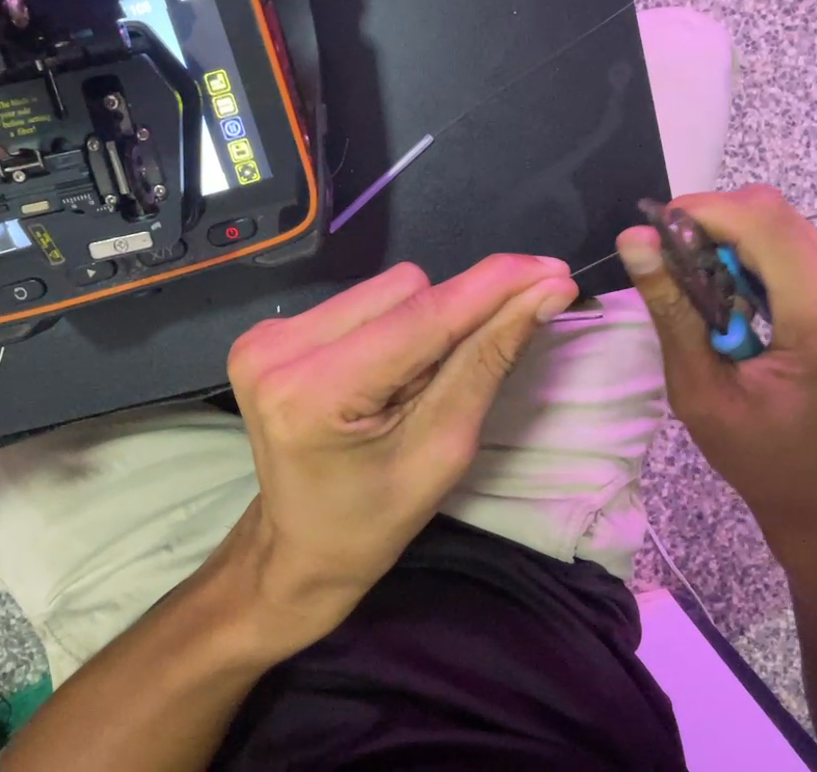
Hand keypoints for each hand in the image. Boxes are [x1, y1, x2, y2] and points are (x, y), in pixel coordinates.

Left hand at [222, 255, 578, 639]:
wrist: (299, 545)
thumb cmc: (375, 518)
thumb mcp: (445, 448)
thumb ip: (489, 360)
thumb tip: (545, 291)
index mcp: (315, 393)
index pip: (422, 317)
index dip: (492, 287)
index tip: (552, 270)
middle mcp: (277, 350)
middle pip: (404, 289)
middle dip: (448, 321)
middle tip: (444, 382)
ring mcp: (264, 336)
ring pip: (384, 289)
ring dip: (417, 324)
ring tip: (406, 385)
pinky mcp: (265, 331)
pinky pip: (358, 300)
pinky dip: (387, 328)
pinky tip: (378, 374)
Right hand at [617, 186, 816, 582]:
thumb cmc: (758, 454)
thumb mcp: (698, 389)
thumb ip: (670, 307)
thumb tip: (636, 238)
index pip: (763, 223)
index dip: (701, 211)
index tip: (654, 233)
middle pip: (774, 214)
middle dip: (711, 224)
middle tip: (668, 262)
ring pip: (785, 223)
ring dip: (731, 239)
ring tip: (697, 286)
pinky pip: (798, 244)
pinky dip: (754, 253)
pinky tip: (731, 292)